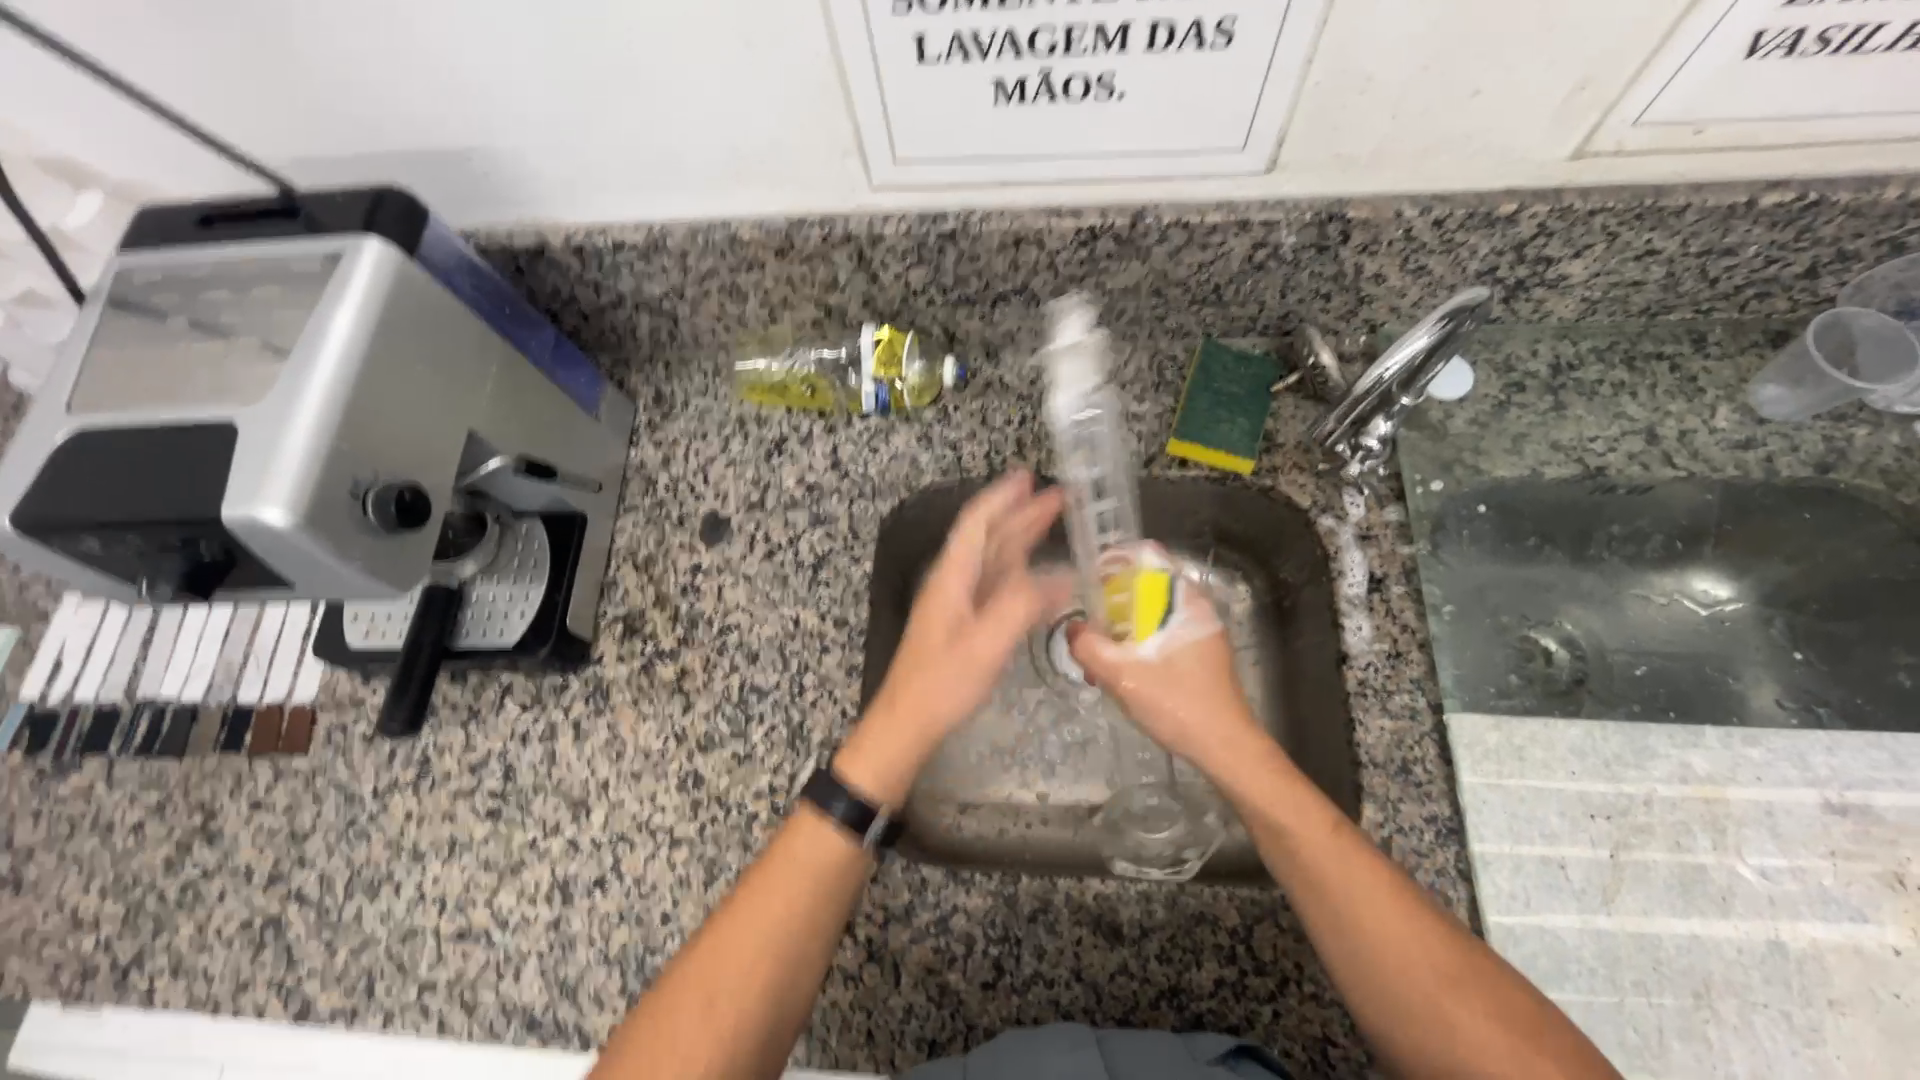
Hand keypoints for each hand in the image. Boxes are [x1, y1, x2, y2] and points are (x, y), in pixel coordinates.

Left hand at [840, 470, 1068, 805]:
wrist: (908, 724)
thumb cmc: (942, 684)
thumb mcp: (985, 644)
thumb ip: (1021, 606)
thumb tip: (1062, 576)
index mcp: (952, 578)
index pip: (976, 525)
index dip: (1001, 498)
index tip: (1027, 477)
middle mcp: (955, 584)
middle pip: (989, 539)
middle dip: (1021, 514)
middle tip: (1057, 496)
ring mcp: (960, 606)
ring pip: (995, 562)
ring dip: (1022, 541)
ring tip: (1053, 523)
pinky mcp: (967, 627)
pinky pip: (998, 590)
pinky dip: (1023, 577)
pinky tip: (1044, 580)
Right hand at [1067, 577, 1269, 778]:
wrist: (1225, 749)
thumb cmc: (1179, 705)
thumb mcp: (1123, 677)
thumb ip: (1090, 648)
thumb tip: (1073, 630)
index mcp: (1186, 601)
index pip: (1148, 558)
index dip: (1114, 563)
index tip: (1088, 583)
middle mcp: (1196, 609)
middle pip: (1145, 588)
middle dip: (1112, 606)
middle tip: (1088, 630)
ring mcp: (1200, 633)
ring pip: (1151, 616)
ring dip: (1123, 632)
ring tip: (1100, 660)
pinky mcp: (1200, 656)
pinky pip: (1161, 637)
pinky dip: (1138, 647)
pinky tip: (1123, 675)